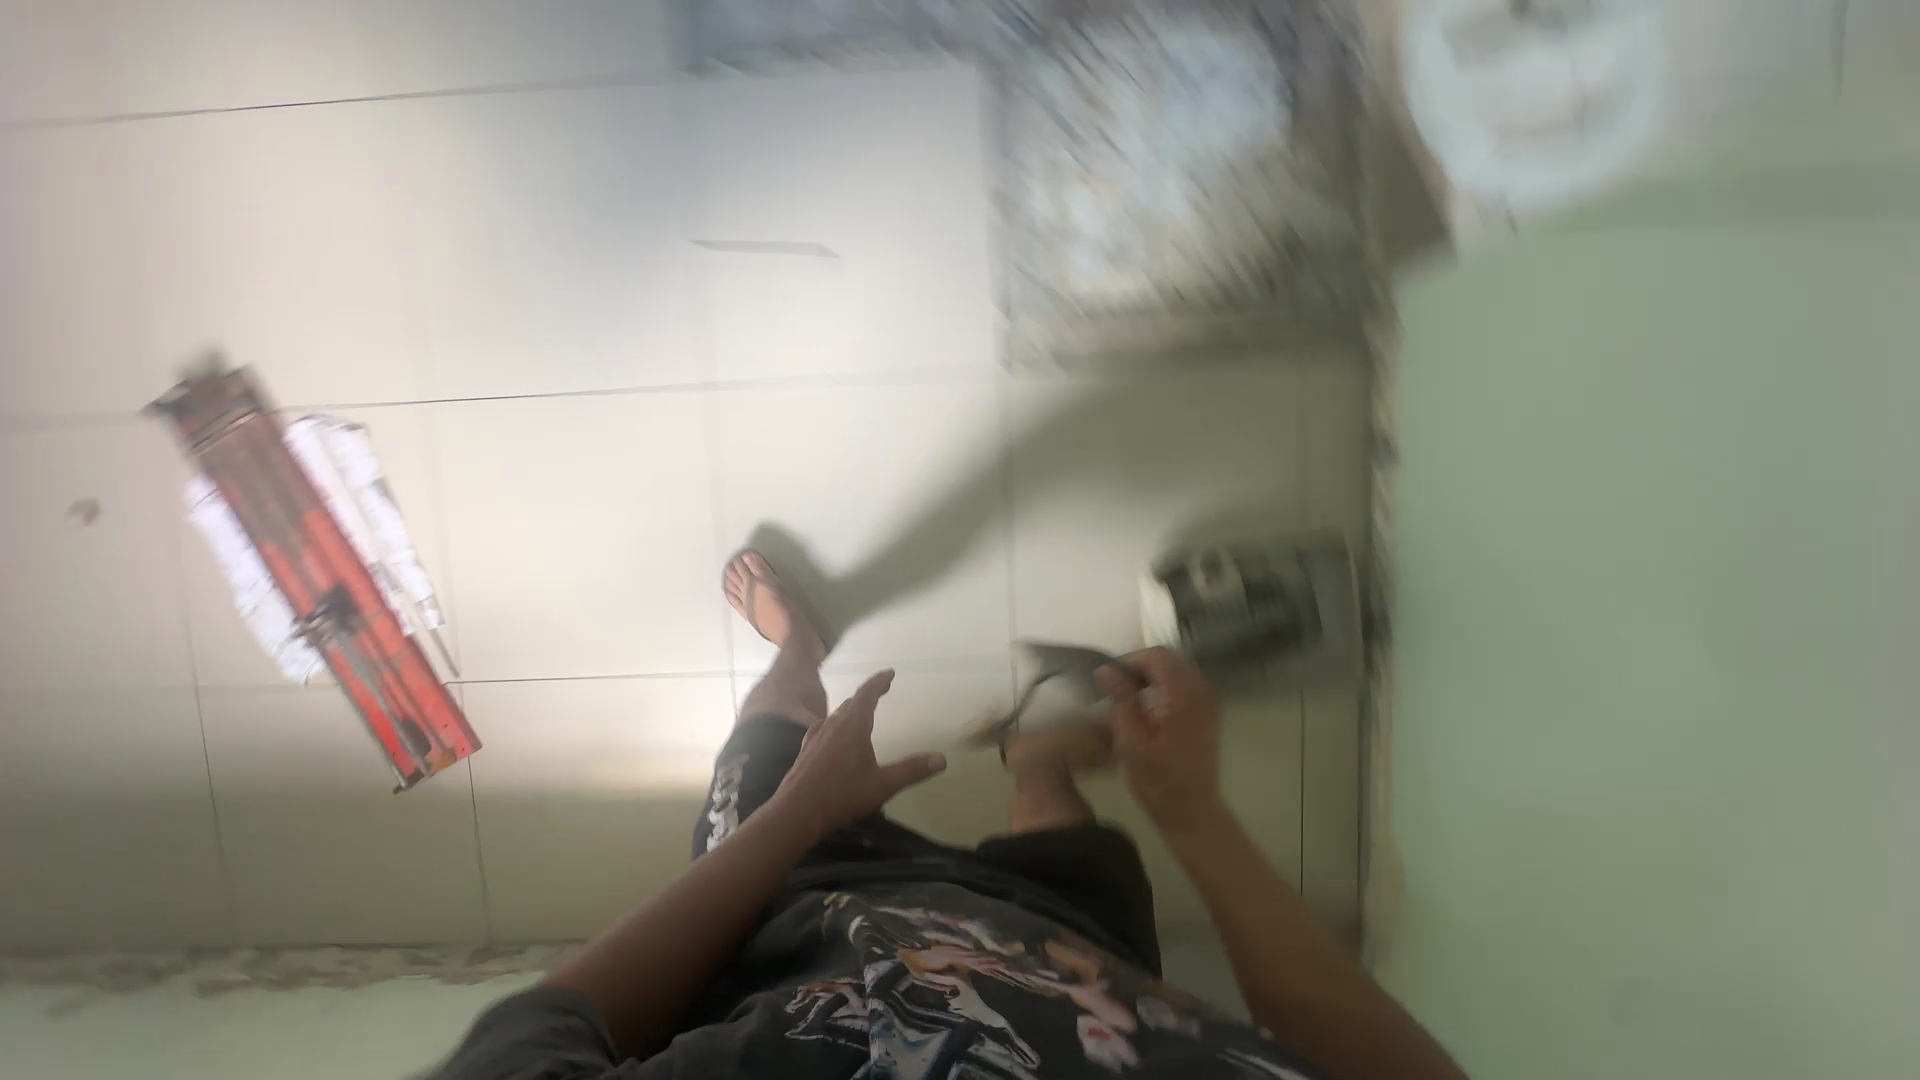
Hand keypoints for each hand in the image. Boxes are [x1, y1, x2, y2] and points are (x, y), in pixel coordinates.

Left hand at [771, 670, 946, 840]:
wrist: (795, 813)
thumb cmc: (841, 795)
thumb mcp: (882, 786)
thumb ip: (911, 771)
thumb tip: (941, 759)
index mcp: (852, 726)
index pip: (867, 694)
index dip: (879, 682)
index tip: (890, 673)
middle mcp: (832, 725)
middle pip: (851, 703)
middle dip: (868, 695)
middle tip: (881, 692)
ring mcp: (815, 737)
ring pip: (836, 715)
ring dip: (851, 710)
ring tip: (861, 713)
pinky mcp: (805, 751)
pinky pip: (823, 729)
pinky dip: (835, 725)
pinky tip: (833, 737)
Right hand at [1098, 647, 1224, 833]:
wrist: (1192, 812)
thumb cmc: (1158, 781)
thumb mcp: (1131, 740)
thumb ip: (1121, 699)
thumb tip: (1105, 669)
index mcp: (1185, 696)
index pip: (1157, 656)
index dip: (1129, 660)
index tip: (1106, 679)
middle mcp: (1202, 692)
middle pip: (1168, 660)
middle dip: (1138, 667)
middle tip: (1113, 686)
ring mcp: (1208, 703)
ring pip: (1175, 671)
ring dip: (1149, 676)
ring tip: (1124, 695)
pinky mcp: (1206, 713)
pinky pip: (1183, 685)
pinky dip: (1161, 687)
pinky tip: (1144, 706)